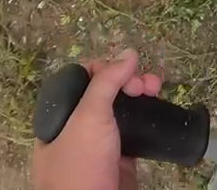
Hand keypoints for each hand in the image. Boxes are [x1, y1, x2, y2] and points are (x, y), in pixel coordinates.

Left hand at [31, 50, 163, 189]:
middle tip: (145, 84)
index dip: (105, 69)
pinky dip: (147, 114)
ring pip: (122, 107)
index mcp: (59, 118)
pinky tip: (157, 106)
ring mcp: (100, 144)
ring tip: (157, 88)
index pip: (81, 80)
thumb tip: (129, 52)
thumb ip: (107, 81)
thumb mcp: (88, 117)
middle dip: (129, 78)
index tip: (124, 72)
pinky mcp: (121, 157)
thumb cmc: (81, 165)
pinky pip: (134, 127)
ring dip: (141, 91)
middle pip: (105, 90)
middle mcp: (77, 129)